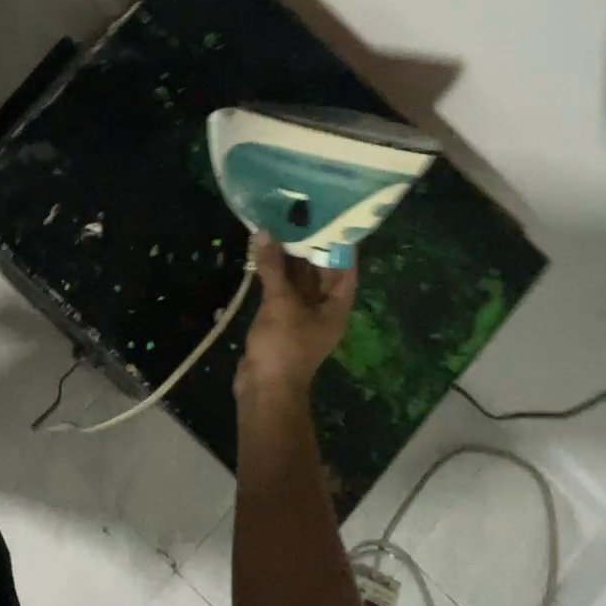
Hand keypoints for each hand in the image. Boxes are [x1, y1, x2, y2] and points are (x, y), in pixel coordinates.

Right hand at [236, 232, 358, 395]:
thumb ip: (273, 267)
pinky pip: (279, 290)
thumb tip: (263, 232)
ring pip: (297, 280)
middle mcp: (322, 309)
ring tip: (275, 228)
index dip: (339, 244)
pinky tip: (260, 255)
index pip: (345, 268)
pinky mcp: (279, 320)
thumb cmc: (284, 346)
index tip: (328, 217)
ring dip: (286, 259)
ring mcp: (300, 315)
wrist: (264, 388)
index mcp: (336, 306)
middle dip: (307, 247)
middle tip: (295, 217)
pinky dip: (272, 273)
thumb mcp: (280, 303)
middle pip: (319, 272)